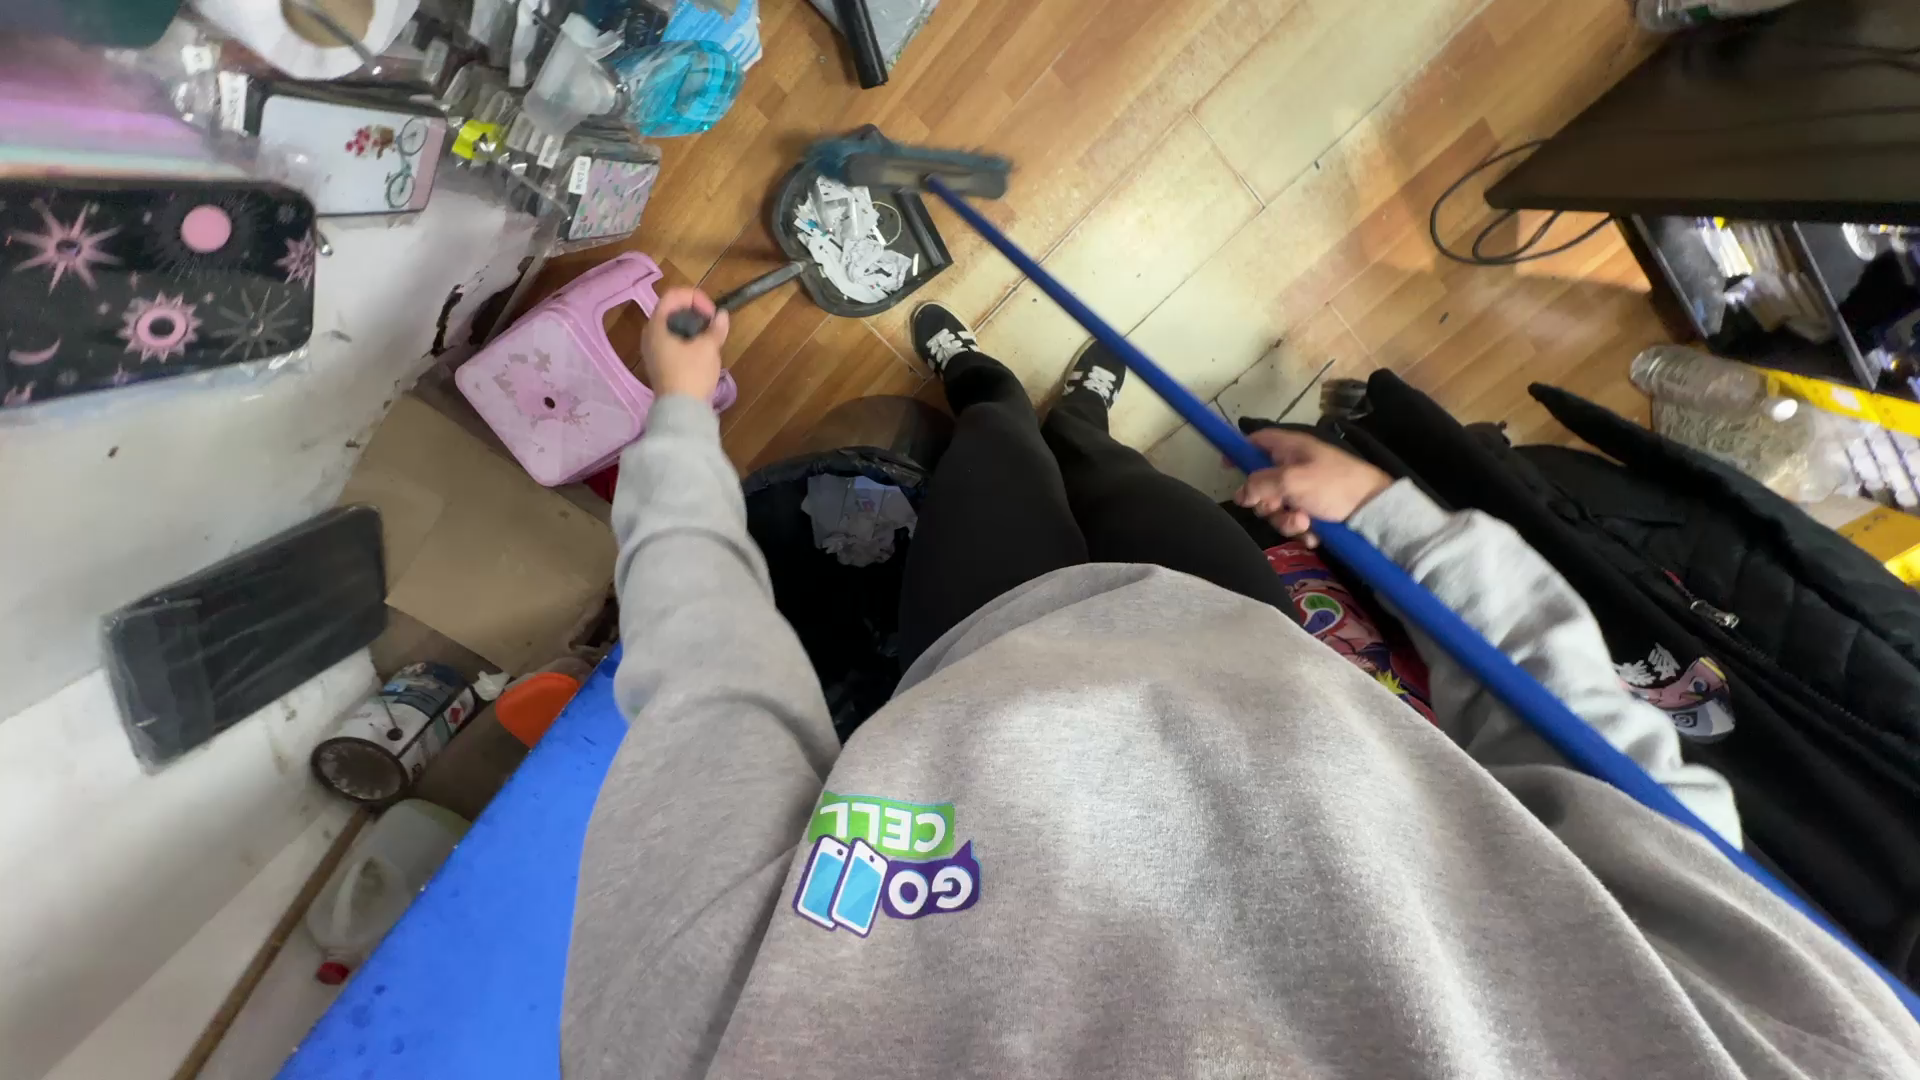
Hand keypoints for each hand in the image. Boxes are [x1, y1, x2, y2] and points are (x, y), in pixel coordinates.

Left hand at [642, 287, 729, 399]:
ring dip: (691, 326)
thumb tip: (722, 315)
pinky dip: (685, 339)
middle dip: (693, 312)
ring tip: (708, 337)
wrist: (681, 410)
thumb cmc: (692, 374)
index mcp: (657, 324)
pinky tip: (700, 351)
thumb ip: (715, 329)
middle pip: (671, 310)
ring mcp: (651, 349)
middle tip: (711, 323)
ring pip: (671, 327)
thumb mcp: (708, 348)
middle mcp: (649, 333)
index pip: (673, 295)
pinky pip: (671, 341)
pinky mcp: (658, 363)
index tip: (711, 312)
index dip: (695, 297)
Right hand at [1233, 429, 1393, 546]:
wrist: (1374, 511)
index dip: (1239, 450)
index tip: (1226, 466)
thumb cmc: (1334, 484)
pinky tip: (1314, 533)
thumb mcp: (1292, 480)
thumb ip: (1260, 484)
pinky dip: (1301, 530)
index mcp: (1290, 449)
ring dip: (1285, 520)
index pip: (1256, 441)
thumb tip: (1239, 495)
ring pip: (1276, 508)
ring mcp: (1304, 491)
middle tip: (1278, 506)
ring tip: (1305, 522)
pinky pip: (1293, 521)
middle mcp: (1294, 468)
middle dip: (1265, 502)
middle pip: (1260, 484)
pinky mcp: (1314, 511)